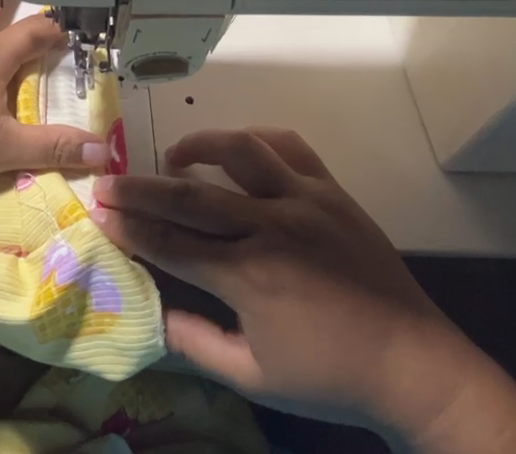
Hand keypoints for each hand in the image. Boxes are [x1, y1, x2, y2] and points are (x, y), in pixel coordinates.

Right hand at [93, 128, 515, 447]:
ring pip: (240, 150)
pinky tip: (239, 151)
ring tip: (174, 158)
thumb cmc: (329, 376)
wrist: (416, 366)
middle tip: (106, 182)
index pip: (172, 243)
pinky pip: (289, 146)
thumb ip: (195, 343)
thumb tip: (151, 314)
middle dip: (140, 189)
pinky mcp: (332, 191)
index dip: (130, 228)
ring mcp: (306, 201)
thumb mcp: (254, 376)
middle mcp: (272, 227)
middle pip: (190, 195)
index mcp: (250, 277)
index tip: (99, 214)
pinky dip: (256, 140)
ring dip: (198, 146)